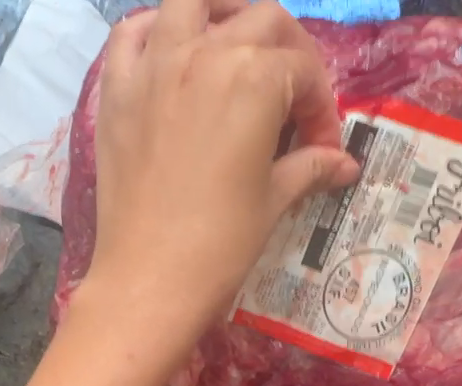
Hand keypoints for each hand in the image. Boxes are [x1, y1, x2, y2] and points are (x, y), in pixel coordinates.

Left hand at [82, 0, 357, 355]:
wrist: (148, 281)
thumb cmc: (220, 246)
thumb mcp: (273, 202)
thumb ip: (308, 168)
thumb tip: (345, 165)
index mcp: (256, 78)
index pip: (303, 73)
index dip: (320, 110)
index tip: (321, 149)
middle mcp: (205, 54)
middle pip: (261, 22)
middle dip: (288, 55)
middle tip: (292, 100)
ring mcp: (155, 67)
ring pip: (193, 3)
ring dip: (223, 14)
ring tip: (235, 45)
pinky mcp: (116, 93)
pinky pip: (130, 35)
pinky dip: (153, 31)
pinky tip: (169, 54)